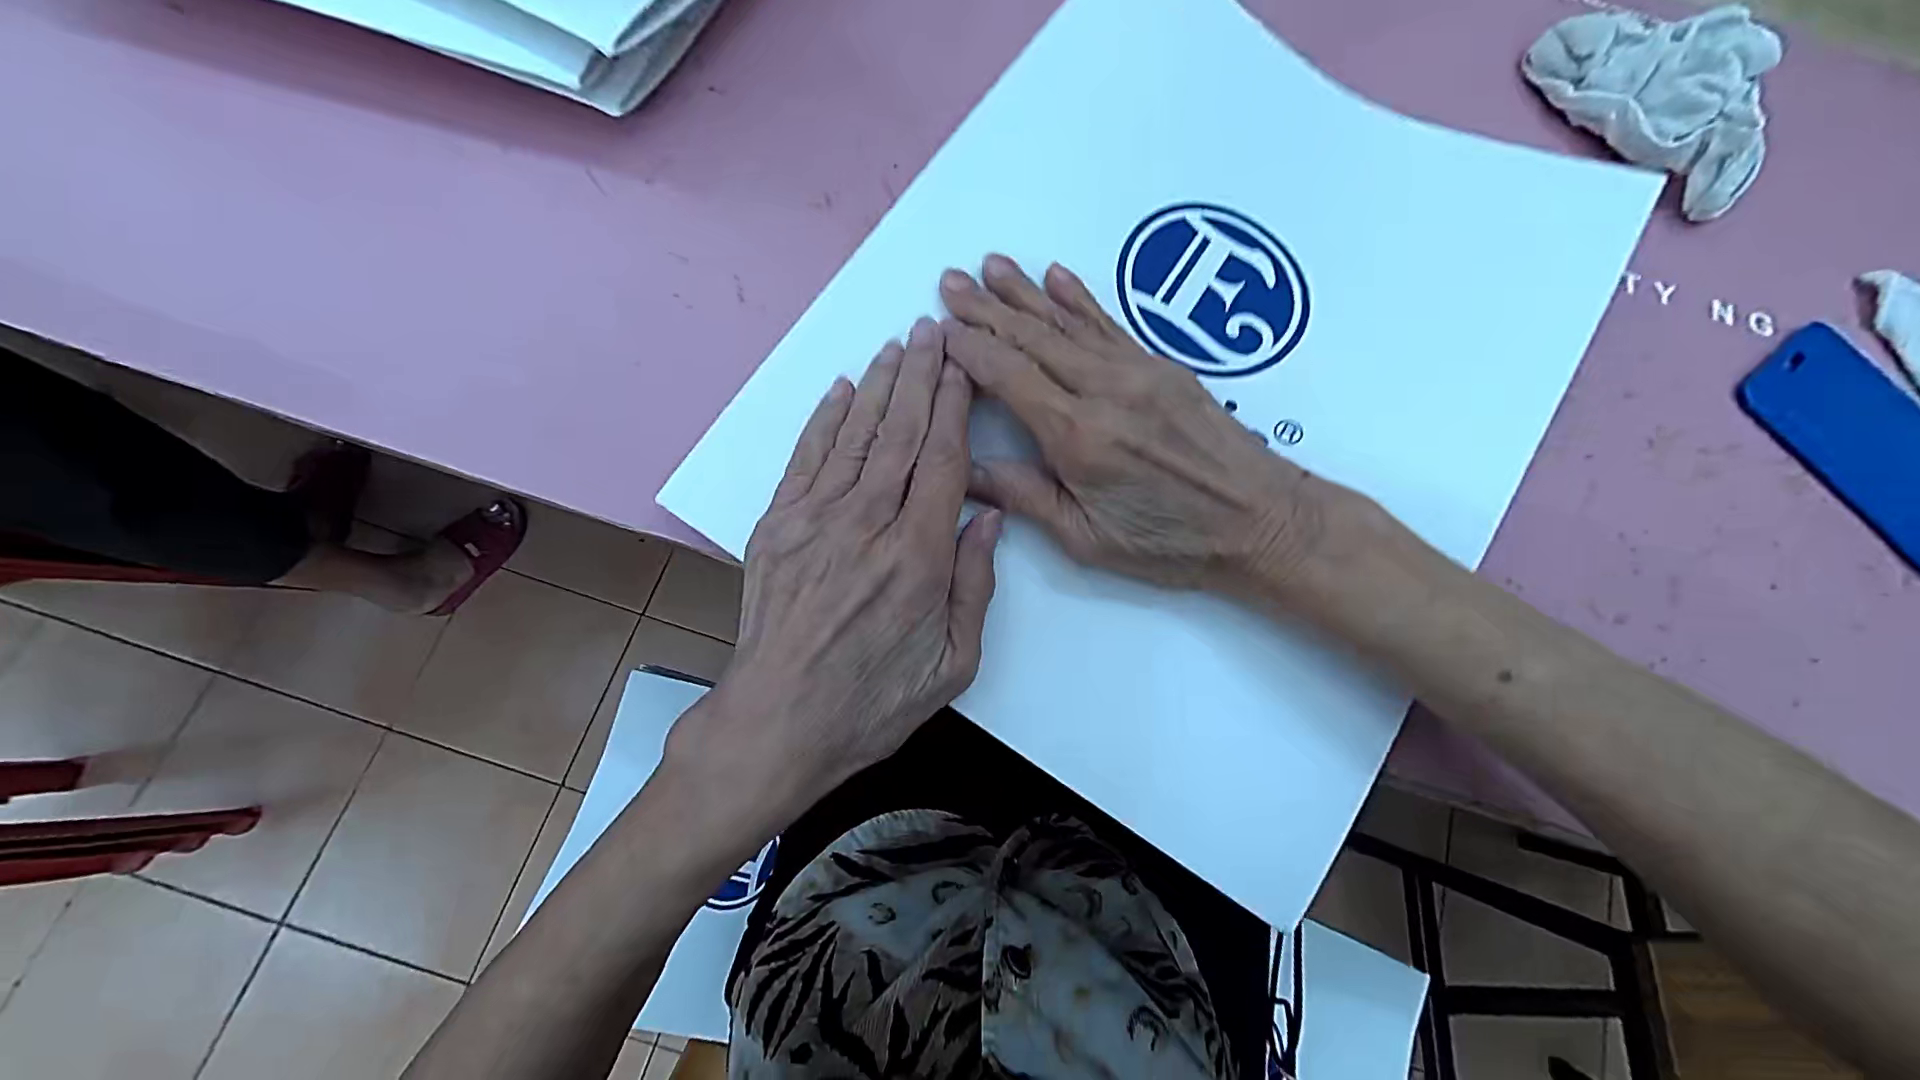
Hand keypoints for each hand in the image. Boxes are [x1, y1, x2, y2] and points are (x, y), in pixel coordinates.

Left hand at [669, 319, 1001, 808]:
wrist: (778, 721)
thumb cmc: (871, 703)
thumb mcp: (951, 665)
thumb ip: (974, 588)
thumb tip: (988, 520)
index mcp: (917, 558)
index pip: (943, 460)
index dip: (955, 406)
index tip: (964, 367)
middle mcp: (867, 525)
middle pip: (901, 434)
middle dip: (921, 377)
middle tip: (934, 331)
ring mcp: (815, 521)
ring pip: (856, 436)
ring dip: (878, 387)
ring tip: (897, 347)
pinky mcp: (777, 527)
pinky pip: (806, 459)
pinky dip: (825, 420)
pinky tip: (841, 390)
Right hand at [939, 255, 1337, 594]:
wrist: (1261, 522)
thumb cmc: (1171, 544)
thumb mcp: (1086, 538)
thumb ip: (1025, 496)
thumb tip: (966, 470)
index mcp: (1078, 437)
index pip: (1008, 376)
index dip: (970, 349)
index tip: (940, 330)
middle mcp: (1105, 392)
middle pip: (1032, 338)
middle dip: (986, 309)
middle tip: (951, 282)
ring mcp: (1138, 373)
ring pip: (1068, 323)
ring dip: (1024, 293)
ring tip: (990, 266)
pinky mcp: (1163, 368)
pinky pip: (1109, 326)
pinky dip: (1079, 301)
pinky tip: (1057, 278)